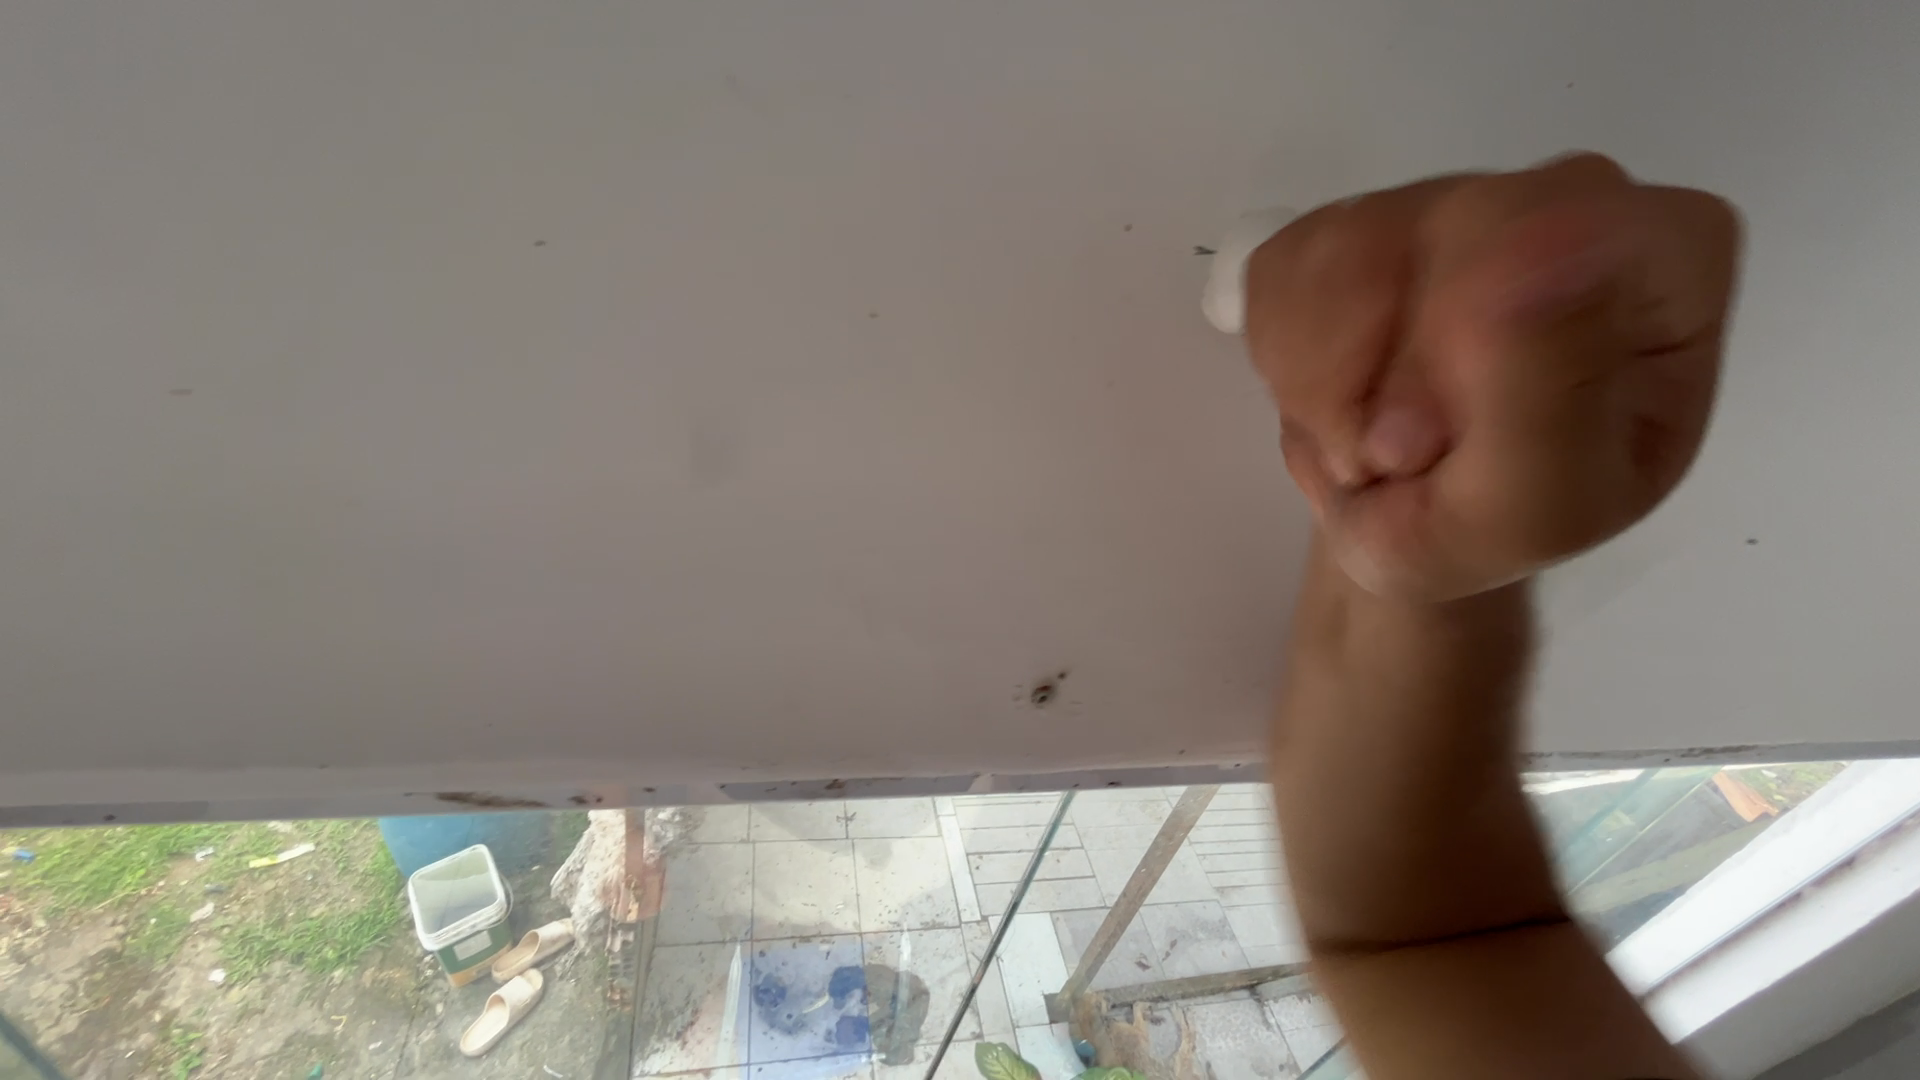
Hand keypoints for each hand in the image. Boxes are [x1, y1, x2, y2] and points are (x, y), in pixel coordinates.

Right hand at [1245, 153, 1741, 600]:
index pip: (1538, 219)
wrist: (1389, 533)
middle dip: (1368, 371)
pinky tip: (1323, 401)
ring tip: (1357, 439)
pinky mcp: (1348, 231)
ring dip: (1314, 378)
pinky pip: (1280, 271)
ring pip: (1332, 248)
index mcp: (1653, 256)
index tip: (1419, 441)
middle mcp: (1557, 206)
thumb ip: (1550, 387)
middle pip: (1420, 228)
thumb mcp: (1527, 504)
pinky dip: (1280, 359)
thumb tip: (1559, 232)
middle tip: (1386, 456)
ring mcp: (1441, 210)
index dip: (1447, 333)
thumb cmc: (1471, 534)